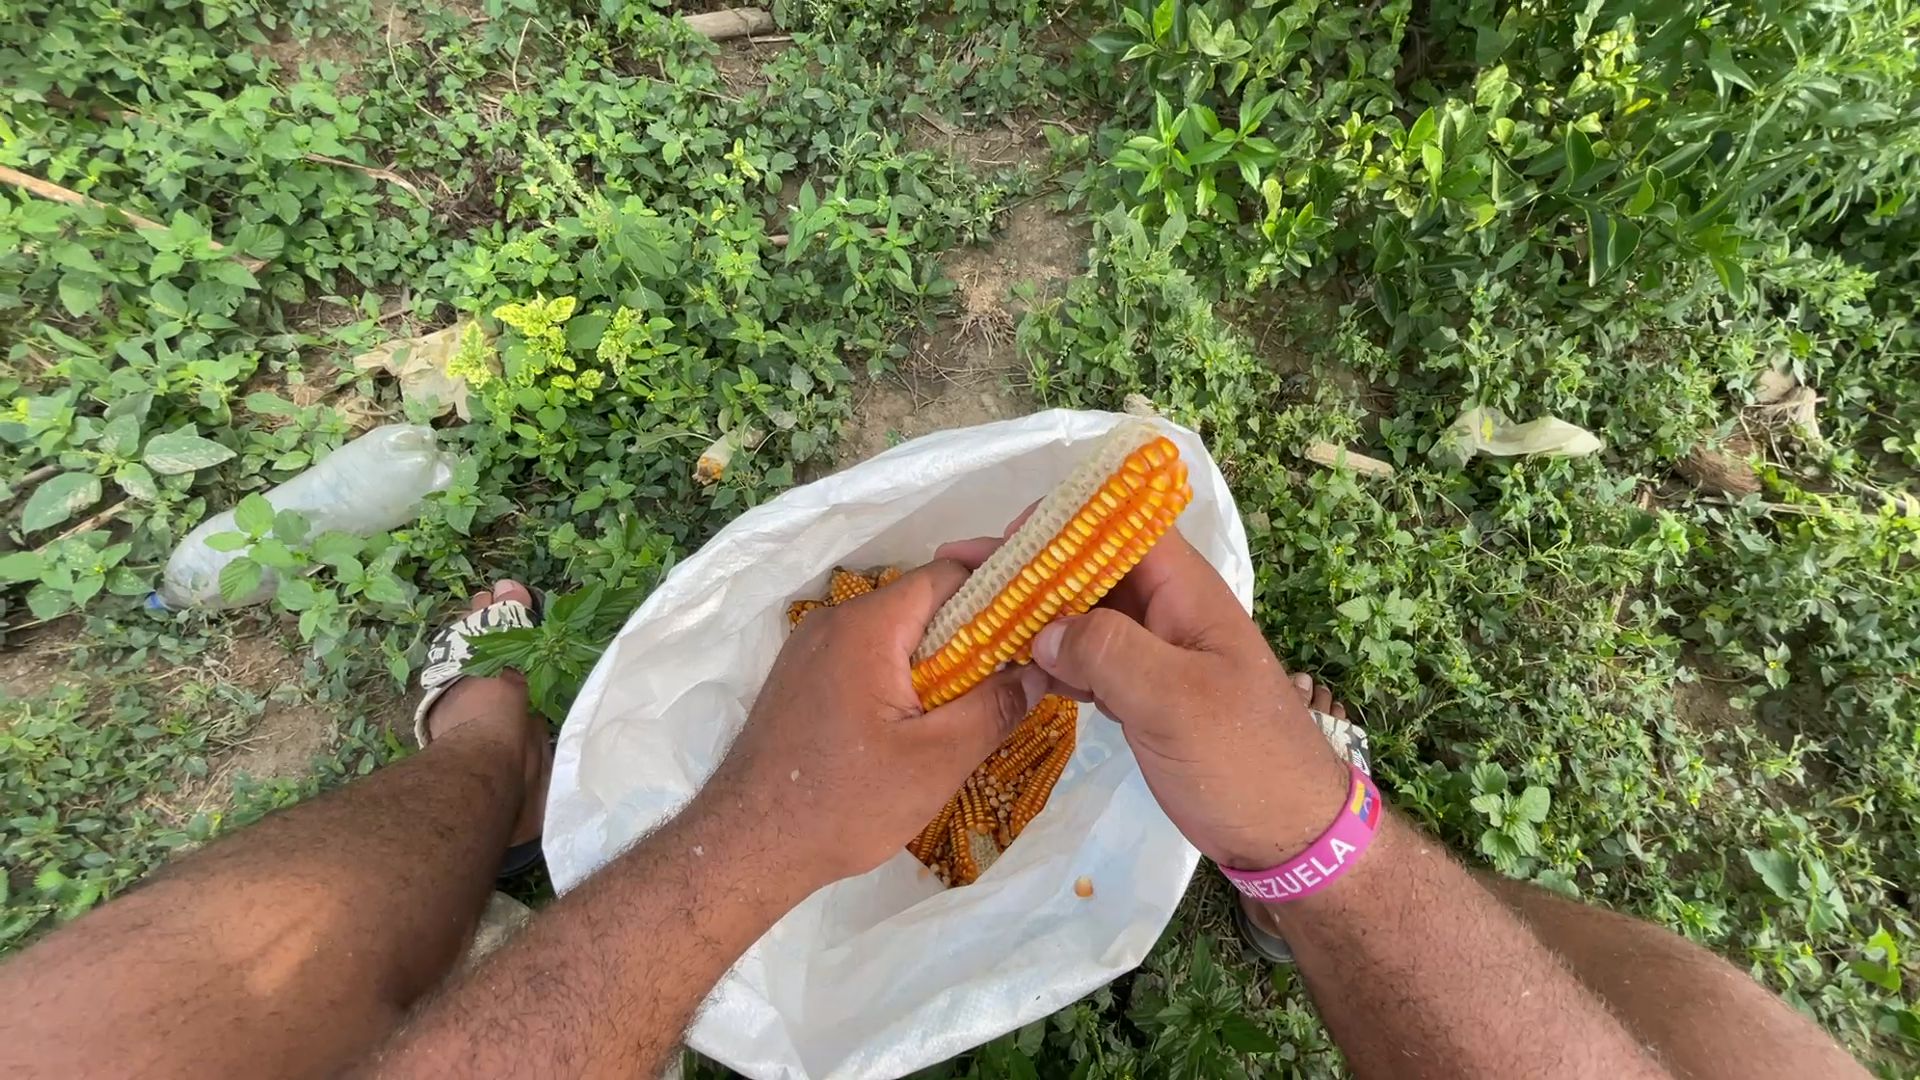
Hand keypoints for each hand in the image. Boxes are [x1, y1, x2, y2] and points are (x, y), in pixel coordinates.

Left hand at [701, 560, 1049, 885]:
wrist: (744, 846)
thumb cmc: (843, 802)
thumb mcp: (935, 761)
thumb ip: (994, 708)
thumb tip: (1040, 671)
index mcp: (868, 625)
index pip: (946, 575)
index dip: (996, 591)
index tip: (1033, 623)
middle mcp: (835, 620)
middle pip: (921, 602)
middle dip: (972, 632)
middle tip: (1010, 671)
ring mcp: (812, 646)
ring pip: (895, 631)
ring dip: (938, 657)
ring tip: (972, 699)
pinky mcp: (803, 674)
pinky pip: (867, 654)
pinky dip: (902, 673)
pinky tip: (919, 717)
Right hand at [938, 523, 1347, 870]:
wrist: (1284, 836)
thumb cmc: (1243, 758)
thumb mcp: (1177, 700)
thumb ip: (1110, 653)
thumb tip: (1042, 632)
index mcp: (1185, 594)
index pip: (1124, 529)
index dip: (1069, 523)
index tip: (1010, 538)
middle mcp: (1163, 612)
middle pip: (1091, 571)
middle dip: (1033, 569)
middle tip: (968, 576)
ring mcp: (1148, 654)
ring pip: (1081, 617)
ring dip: (1032, 615)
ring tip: (973, 616)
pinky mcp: (1136, 692)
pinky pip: (1083, 661)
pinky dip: (1048, 661)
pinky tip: (1007, 668)